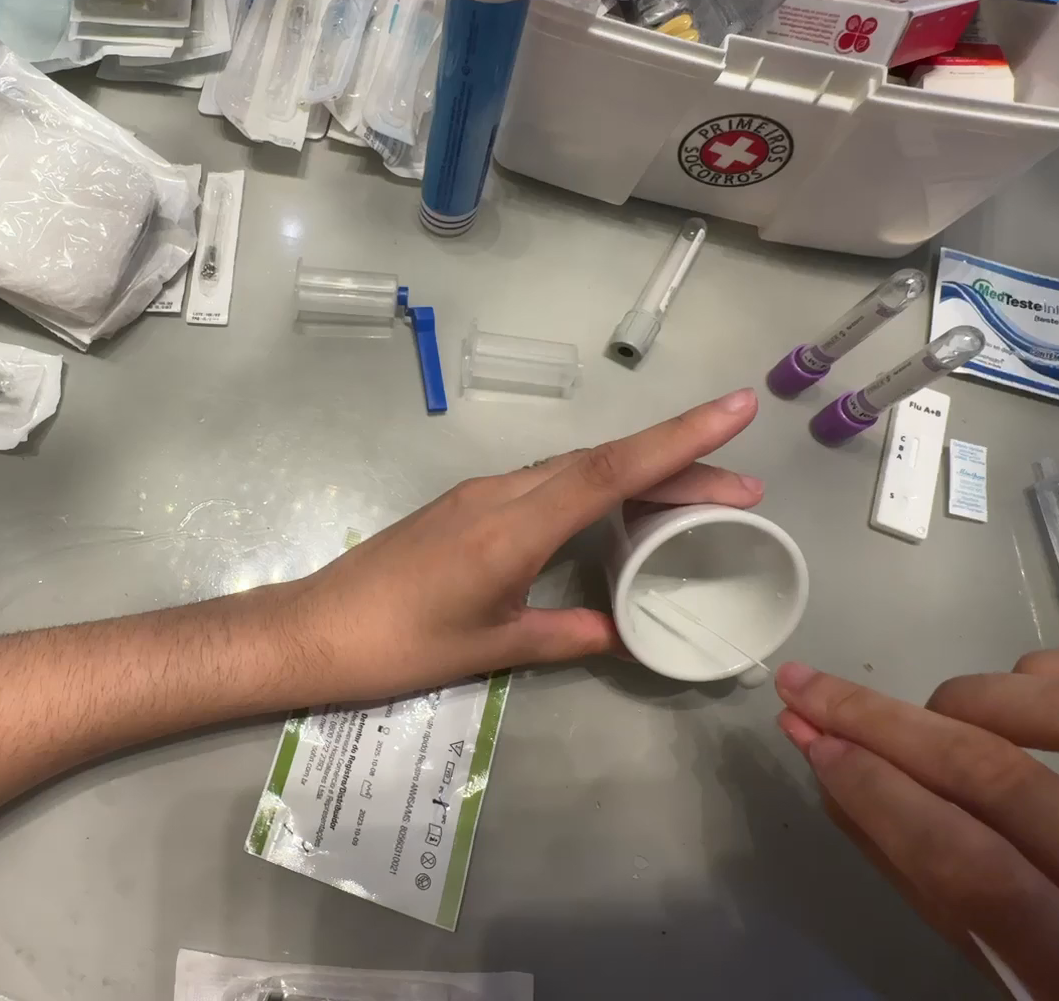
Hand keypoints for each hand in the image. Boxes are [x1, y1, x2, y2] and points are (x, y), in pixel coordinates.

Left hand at [273, 387, 762, 704]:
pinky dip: (587, 490)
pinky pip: (539, 485)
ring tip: (692, 500)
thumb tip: (615, 632)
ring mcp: (474, 496)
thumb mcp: (488, 648)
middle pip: (598, 465)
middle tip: (740, 489)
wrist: (318, 628)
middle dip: (673, 465)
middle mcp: (497, 495)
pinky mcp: (458, 507)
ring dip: (632, 476)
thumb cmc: (399, 644)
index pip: (608, 472)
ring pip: (569, 470)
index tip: (735, 410)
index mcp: (511, 528)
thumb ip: (559, 635)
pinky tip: (609, 511)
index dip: (676, 439)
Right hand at [774, 649, 1058, 999]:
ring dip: (977, 695)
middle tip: (808, 686)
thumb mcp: (1013, 973)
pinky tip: (1034, 683)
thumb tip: (822, 757)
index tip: (808, 736)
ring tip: (941, 711)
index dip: (873, 790)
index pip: (972, 866)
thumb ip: (915, 870)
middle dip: (879, 721)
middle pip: (1008, 781)